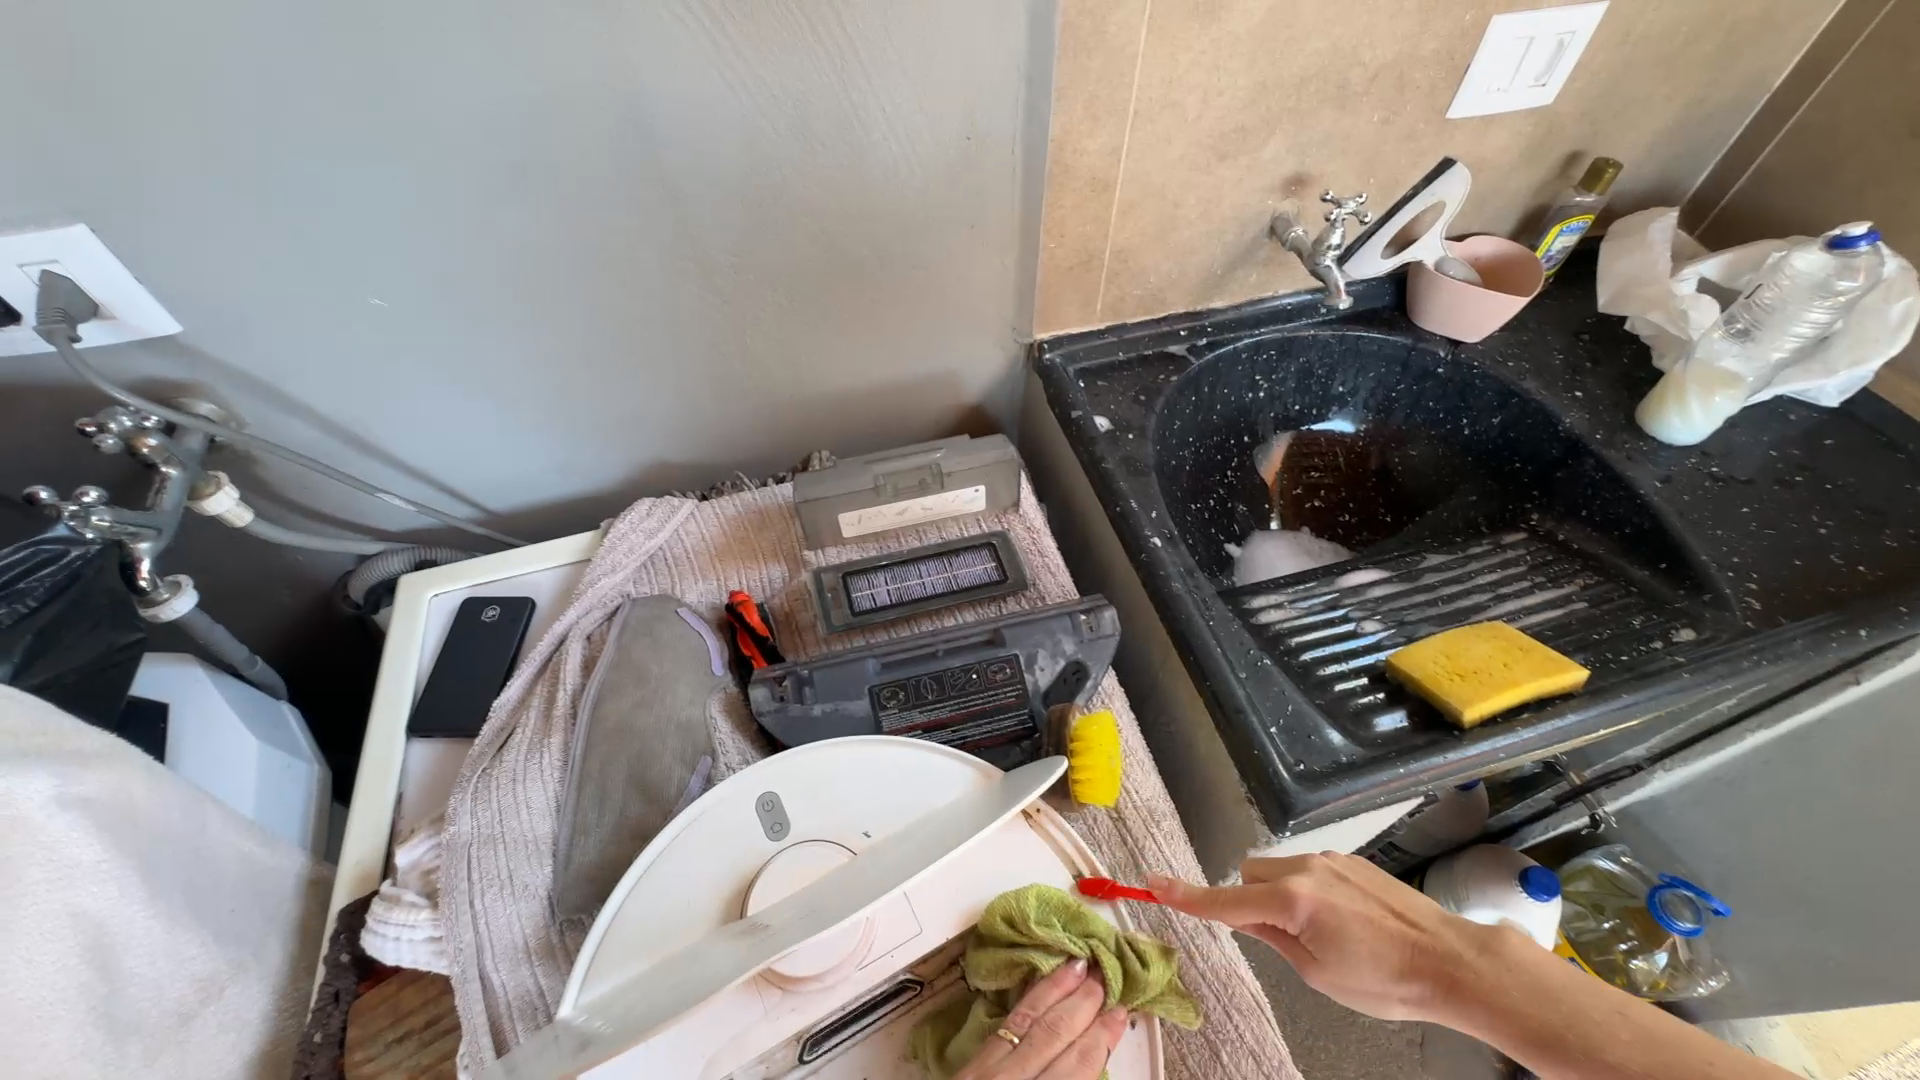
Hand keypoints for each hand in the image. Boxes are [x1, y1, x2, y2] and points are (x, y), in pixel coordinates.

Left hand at [954, 957, 1130, 1079]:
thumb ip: (1073, 1078)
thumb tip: (1096, 1058)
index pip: (1079, 1066)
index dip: (1102, 1035)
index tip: (1122, 1011)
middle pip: (1054, 1035)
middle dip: (1084, 1002)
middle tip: (1108, 973)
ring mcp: (986, 1072)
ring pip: (1028, 1021)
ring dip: (1056, 990)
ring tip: (1079, 965)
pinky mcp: (970, 1065)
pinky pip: (1005, 1025)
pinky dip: (1027, 1002)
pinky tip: (1042, 987)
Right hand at [1149, 852, 1508, 1023]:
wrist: (1453, 961)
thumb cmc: (1386, 981)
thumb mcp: (1319, 975)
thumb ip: (1274, 939)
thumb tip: (1247, 918)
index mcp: (1292, 902)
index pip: (1225, 899)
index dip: (1186, 895)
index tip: (1152, 884)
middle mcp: (1304, 869)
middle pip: (1248, 871)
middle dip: (1248, 896)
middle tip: (1279, 936)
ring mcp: (1329, 859)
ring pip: (1276, 867)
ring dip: (1278, 892)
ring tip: (1322, 932)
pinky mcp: (1349, 860)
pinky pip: (1306, 868)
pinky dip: (1305, 889)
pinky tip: (1344, 920)